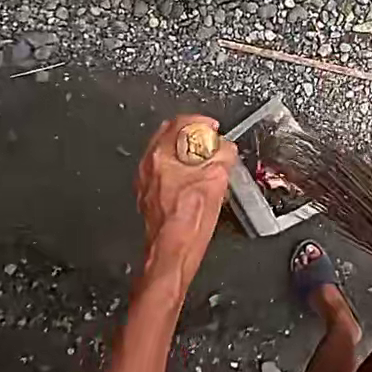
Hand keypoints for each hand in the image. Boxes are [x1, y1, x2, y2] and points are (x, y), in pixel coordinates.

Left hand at [134, 114, 236, 255]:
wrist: (172, 250)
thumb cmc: (188, 222)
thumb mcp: (218, 180)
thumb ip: (223, 156)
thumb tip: (225, 149)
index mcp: (163, 156)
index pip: (180, 123)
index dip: (201, 122)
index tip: (213, 128)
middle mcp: (149, 165)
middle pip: (169, 136)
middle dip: (191, 135)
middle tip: (209, 140)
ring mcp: (146, 181)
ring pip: (166, 155)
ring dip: (185, 153)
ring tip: (205, 161)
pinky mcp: (148, 196)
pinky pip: (163, 172)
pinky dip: (179, 169)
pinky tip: (193, 181)